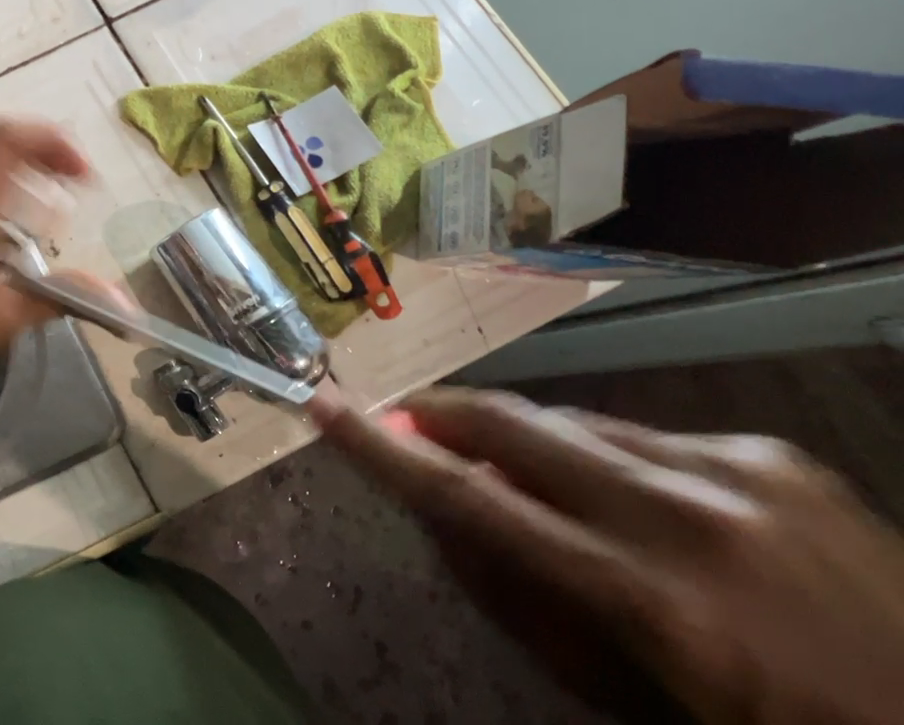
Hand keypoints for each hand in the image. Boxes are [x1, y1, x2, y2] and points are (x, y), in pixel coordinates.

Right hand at [310, 388, 903, 724]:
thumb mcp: (620, 695)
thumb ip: (518, 598)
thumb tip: (438, 511)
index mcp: (645, 600)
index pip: (470, 500)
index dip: (385, 453)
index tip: (327, 409)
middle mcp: (685, 516)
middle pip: (513, 426)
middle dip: (441, 414)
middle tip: (401, 418)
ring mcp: (739, 473)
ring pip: (575, 423)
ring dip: (530, 443)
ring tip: (533, 480)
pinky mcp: (776, 455)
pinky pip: (647, 435)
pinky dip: (611, 457)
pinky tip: (639, 500)